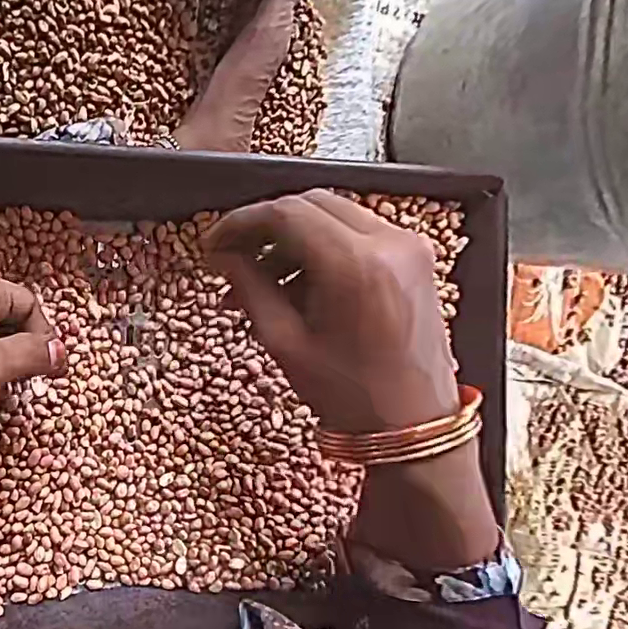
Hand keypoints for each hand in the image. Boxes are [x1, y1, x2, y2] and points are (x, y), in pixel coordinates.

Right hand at [203, 191, 455, 432]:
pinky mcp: (414, 258)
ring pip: (331, 214)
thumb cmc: (349, 394)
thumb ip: (250, 288)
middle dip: (263, 225)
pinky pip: (355, 233)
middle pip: (309, 203)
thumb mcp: (285, 342)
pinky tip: (294, 283)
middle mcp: (389, 242)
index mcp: (355, 264)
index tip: (214, 241)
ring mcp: (408, 246)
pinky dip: (318, 247)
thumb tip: (223, 258)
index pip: (285, 213)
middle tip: (231, 255)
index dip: (240, 222)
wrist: (412, 425)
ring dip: (289, 237)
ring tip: (258, 279)